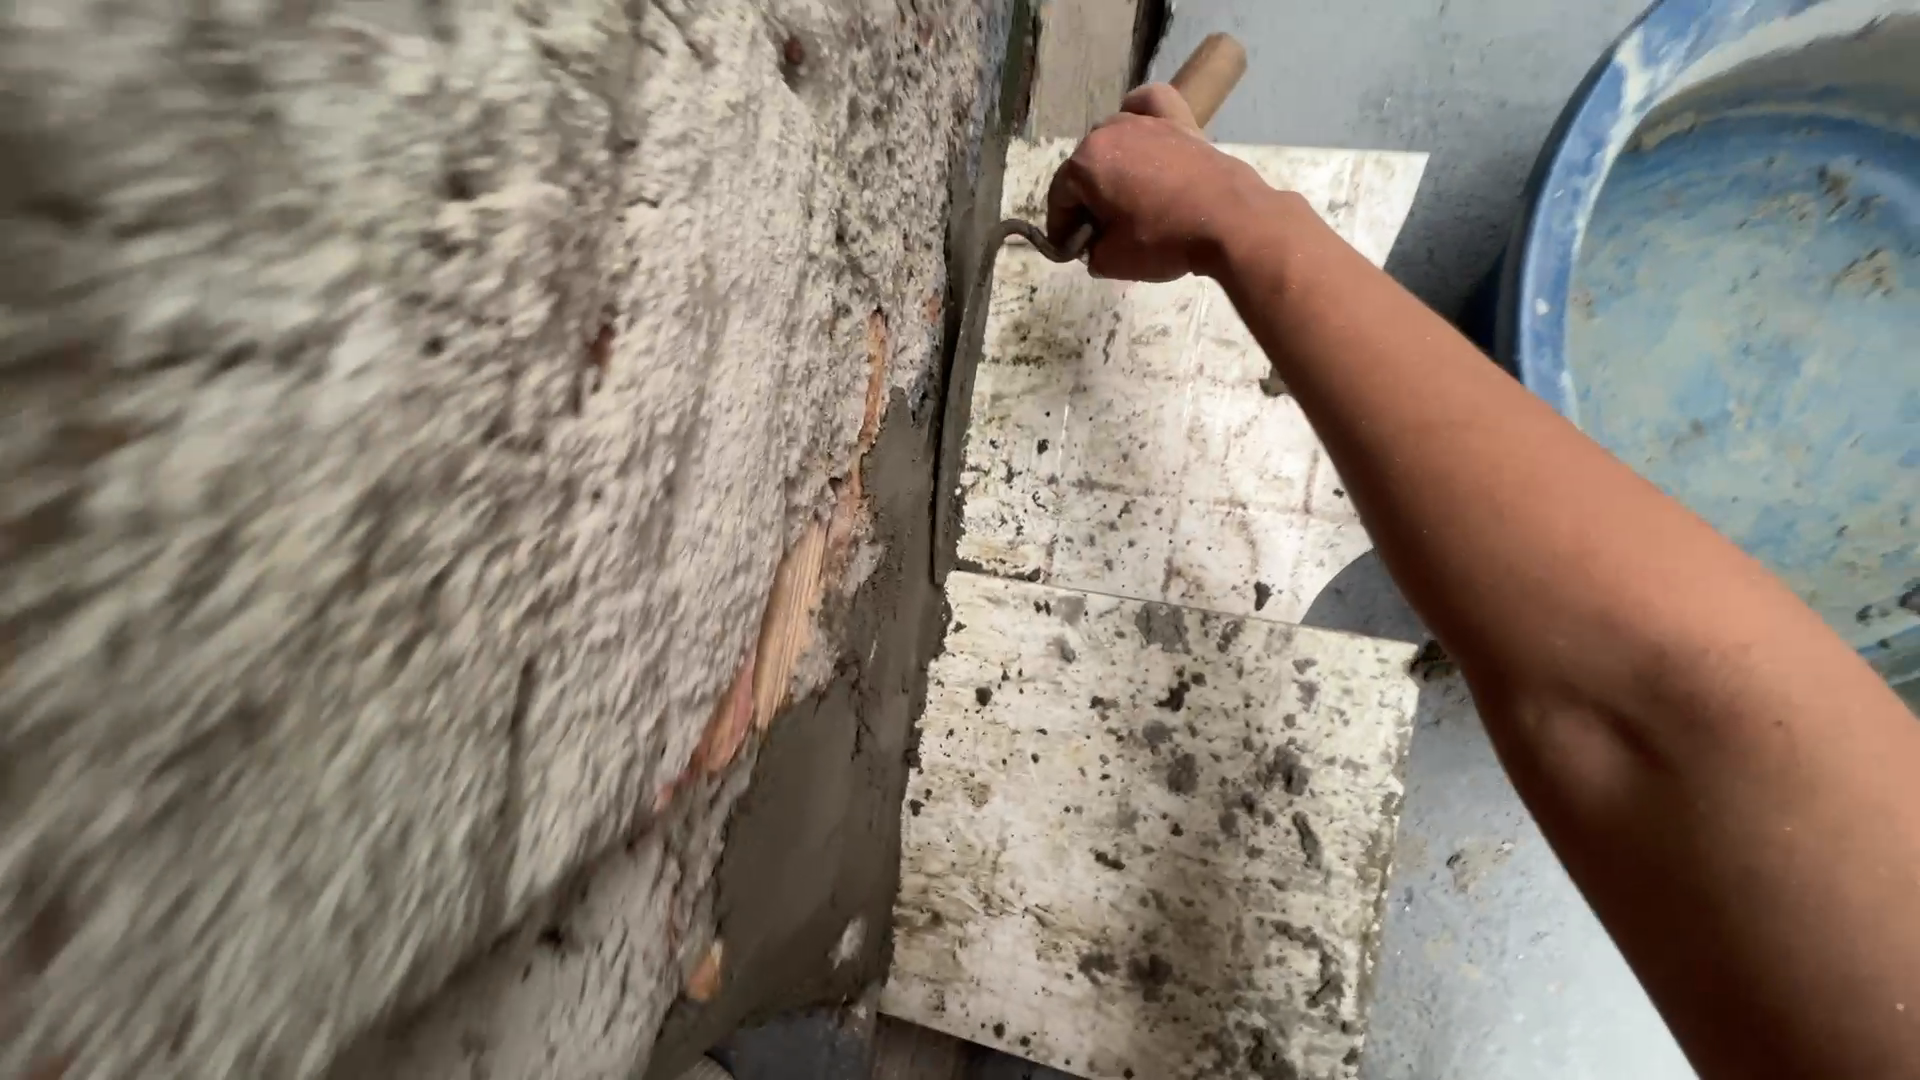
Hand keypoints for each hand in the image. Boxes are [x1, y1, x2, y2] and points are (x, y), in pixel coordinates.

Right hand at [1046, 83, 1269, 280]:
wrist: (1228, 222)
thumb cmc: (1162, 241)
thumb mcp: (1111, 261)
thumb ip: (1090, 251)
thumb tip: (1093, 245)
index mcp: (1085, 163)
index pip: (1059, 199)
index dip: (1060, 230)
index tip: (1068, 251)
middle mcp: (1109, 131)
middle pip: (1084, 169)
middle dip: (1085, 200)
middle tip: (1097, 232)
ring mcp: (1146, 121)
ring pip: (1112, 139)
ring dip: (1108, 167)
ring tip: (1120, 197)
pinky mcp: (1179, 120)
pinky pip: (1149, 104)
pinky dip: (1139, 113)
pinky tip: (1138, 128)